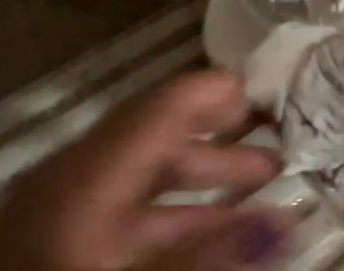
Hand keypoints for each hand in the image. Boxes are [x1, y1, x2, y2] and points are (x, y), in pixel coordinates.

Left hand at [0, 71, 291, 270]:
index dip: (220, 91)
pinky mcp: (58, 243)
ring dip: (203, 186)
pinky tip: (204, 240)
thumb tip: (285, 222)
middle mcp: (79, 177)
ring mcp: (63, 213)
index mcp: (93, 170)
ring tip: (260, 194)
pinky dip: (172, 218)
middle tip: (282, 147)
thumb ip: (204, 251)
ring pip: (147, 183)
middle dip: (224, 143)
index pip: (168, 103)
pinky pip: (127, 215)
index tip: (274, 92)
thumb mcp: (131, 269)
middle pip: (162, 139)